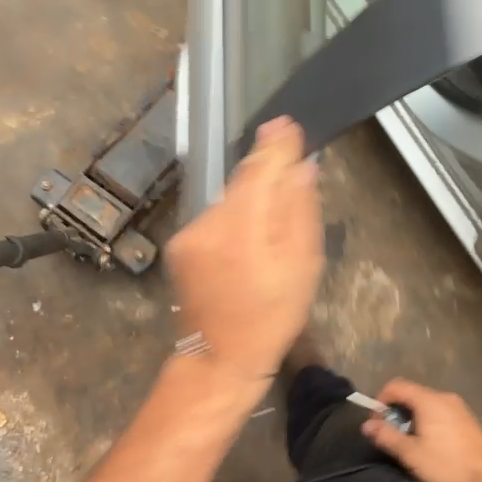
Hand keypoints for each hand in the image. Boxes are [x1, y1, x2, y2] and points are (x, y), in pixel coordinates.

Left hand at [164, 117, 323, 384]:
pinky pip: (214, 218)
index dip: (275, 145)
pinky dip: (232, 218)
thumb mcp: (302, 266)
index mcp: (244, 226)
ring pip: (228, 200)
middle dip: (265, 171)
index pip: (259, 169)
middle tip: (287, 151)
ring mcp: (189, 233)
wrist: (219, 358)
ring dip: (249, 198)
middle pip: (242, 182)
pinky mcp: (180, 245)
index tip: (286, 123)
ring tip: (271, 214)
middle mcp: (210, 221)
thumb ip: (299, 211)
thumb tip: (301, 167)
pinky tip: (246, 238)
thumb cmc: (271, 317)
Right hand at [362, 378, 481, 481]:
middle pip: (412, 393)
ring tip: (412, 442)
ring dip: (413, 417)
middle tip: (393, 436)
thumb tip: (366, 425)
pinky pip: (441, 411)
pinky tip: (433, 443)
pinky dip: (429, 420)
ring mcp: (459, 407)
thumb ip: (386, 437)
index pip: (396, 386)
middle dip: (397, 411)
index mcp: (428, 400)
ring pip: (427, 403)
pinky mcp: (468, 419)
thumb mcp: (411, 454)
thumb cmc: (447, 465)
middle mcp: (444, 396)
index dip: (381, 401)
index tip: (378, 424)